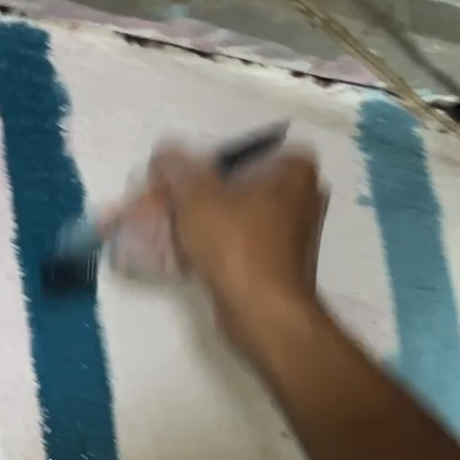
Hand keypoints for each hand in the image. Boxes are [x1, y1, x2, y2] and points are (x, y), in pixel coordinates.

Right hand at [111, 141, 326, 340]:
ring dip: (195, 222)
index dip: (198, 165)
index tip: (171, 182)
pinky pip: (235, 242)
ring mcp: (290, 231)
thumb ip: (176, 168)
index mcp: (292, 169)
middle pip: (231, 186)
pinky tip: (178, 255)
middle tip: (159, 206)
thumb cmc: (234, 243)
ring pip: (230, 216)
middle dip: (190, 196)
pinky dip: (208, 244)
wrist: (260, 308)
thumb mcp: (195, 197)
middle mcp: (300, 195)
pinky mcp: (276, 261)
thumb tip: (163, 150)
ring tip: (160, 231)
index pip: (237, 153)